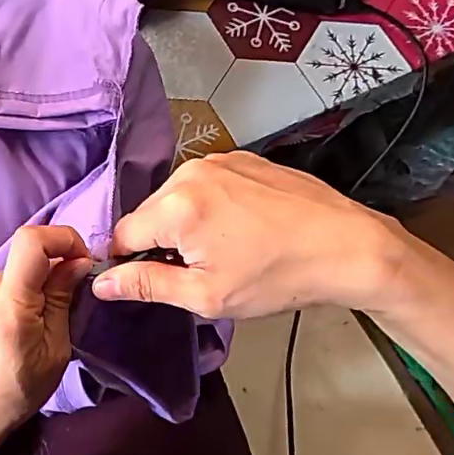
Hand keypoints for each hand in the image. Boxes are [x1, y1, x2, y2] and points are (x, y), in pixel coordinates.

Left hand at [0, 226, 92, 454]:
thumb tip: (78, 261)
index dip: (64, 238)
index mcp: (9, 303)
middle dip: (56, 269)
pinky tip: (23, 325)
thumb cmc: (16, 391)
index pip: (31, 241)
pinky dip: (23, 291)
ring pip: (19, 269)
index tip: (83, 260)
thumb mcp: (55, 351)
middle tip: (70, 301)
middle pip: (29, 255)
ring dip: (39, 283)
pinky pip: (6, 280)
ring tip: (42, 322)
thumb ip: (63, 299)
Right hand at [89, 152, 411, 318]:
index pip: (122, 235)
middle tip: (199, 269)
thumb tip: (102, 284)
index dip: (129, 263)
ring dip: (183, 224)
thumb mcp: (206, 295)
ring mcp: (217, 161)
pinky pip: (202, 185)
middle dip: (160, 242)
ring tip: (224, 248)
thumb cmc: (280, 275)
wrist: (351, 246)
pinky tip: (239, 228)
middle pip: (147, 214)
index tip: (154, 279)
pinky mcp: (239, 159)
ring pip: (173, 199)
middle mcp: (190, 173)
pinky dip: (207, 206)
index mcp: (176, 206)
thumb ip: (147, 286)